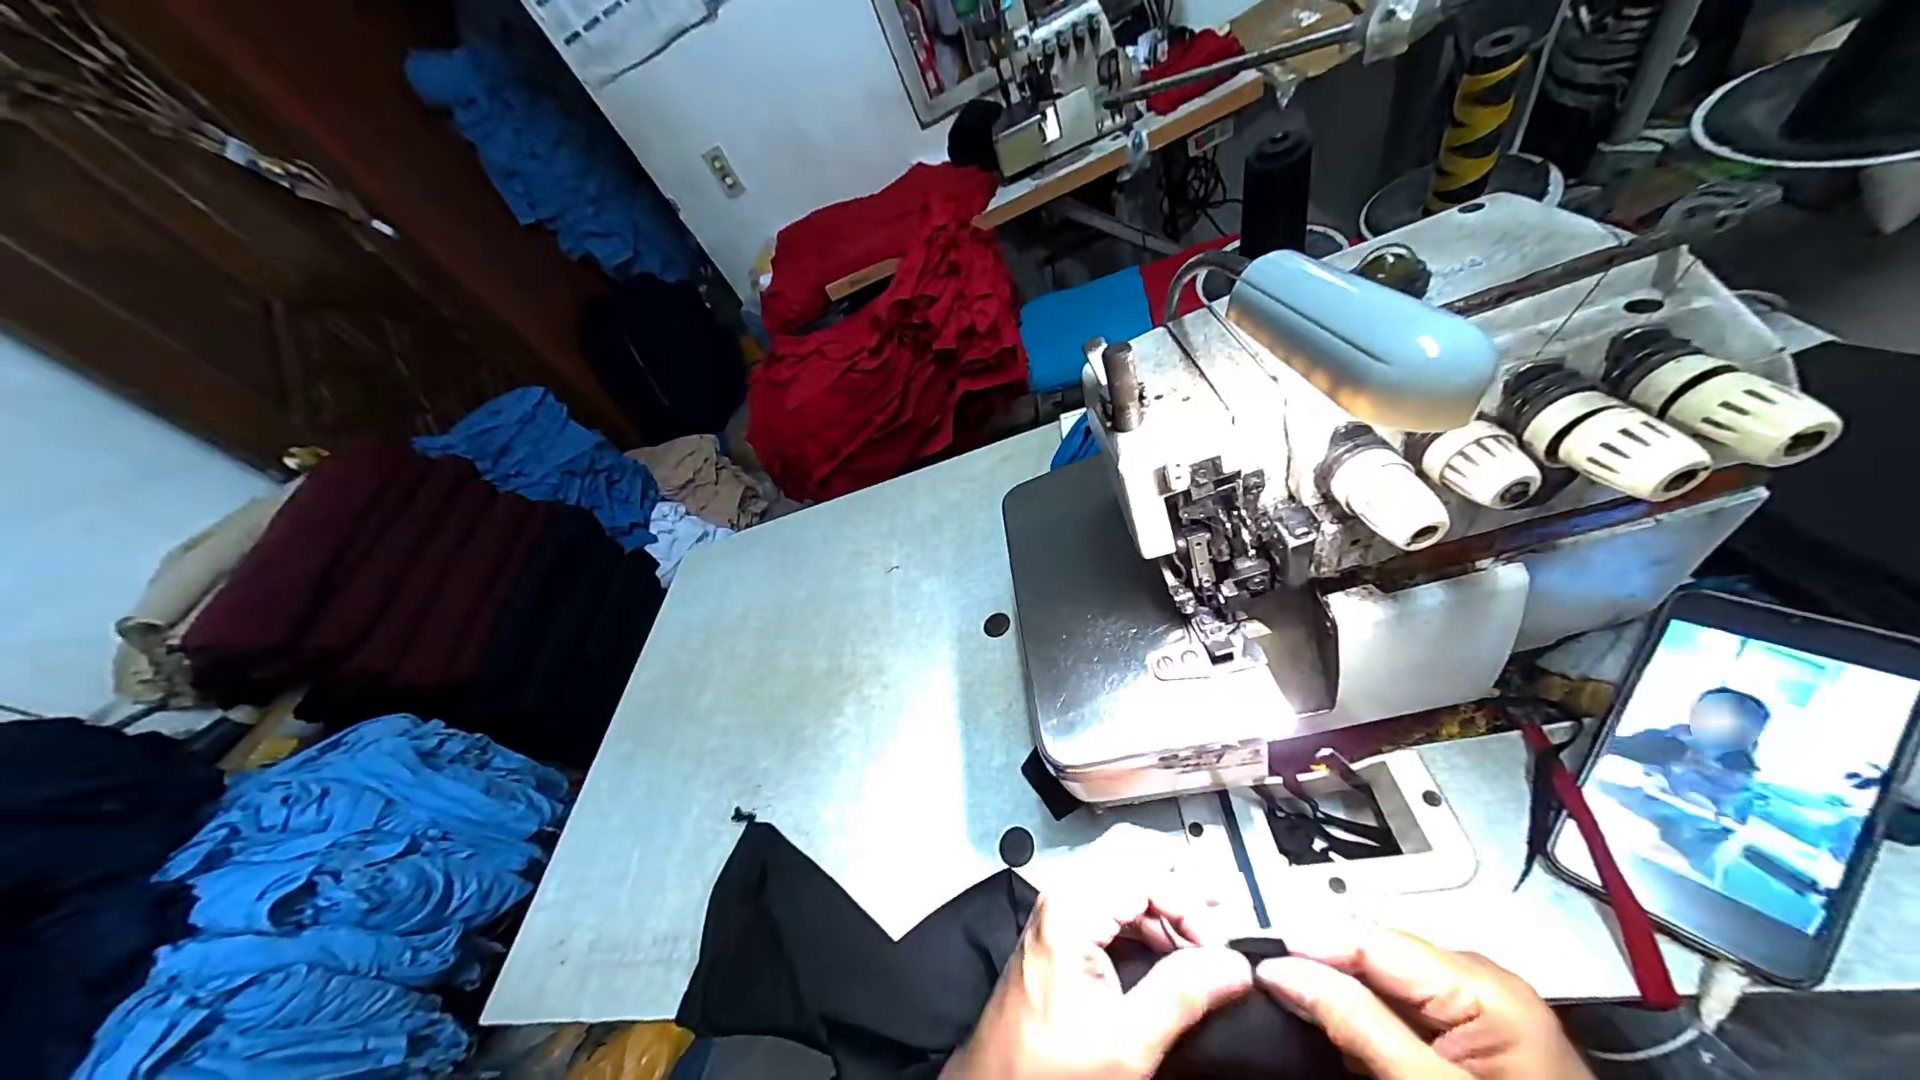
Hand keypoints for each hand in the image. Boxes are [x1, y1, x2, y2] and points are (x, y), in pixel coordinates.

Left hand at [943, 875, 1253, 1078]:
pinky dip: (1146, 922)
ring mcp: (1060, 912)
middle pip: (1134, 867)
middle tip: (1221, 926)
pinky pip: (1112, 906)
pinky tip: (1171, 950)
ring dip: (1167, 909)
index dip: (1191, 907)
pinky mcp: (1062, 931)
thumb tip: (1230, 966)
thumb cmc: (1041, 1067)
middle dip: (1182, 894)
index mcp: (1072, 908)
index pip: (1146, 875)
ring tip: (1205, 942)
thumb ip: (1182, 994)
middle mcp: (1062, 899)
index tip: (1218, 947)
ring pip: (1124, 884)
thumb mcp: (1126, 1040)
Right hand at [1255, 919, 1592, 1079]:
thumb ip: (1358, 1024)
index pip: (1369, 936)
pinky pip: (1393, 998)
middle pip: (1368, 949)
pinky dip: (1360, 1010)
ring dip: (1335, 988)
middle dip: (1319, 965)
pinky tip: (1344, 1031)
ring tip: (1299, 1005)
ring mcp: (1472, 1000)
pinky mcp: (1462, 1022)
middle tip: (1271, 988)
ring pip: (1374, 972)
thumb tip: (1285, 970)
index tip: (1258, 964)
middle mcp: (1479, 978)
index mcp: (1485, 986)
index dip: (1307, 943)